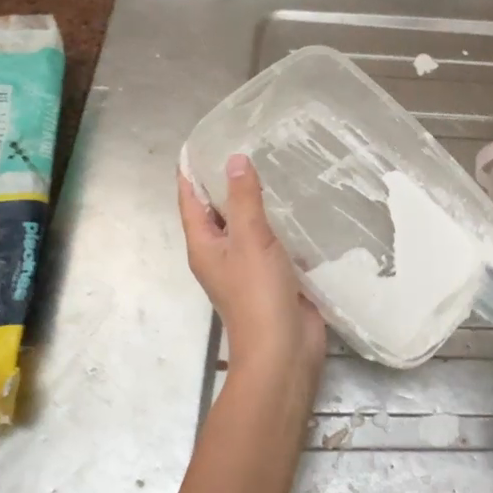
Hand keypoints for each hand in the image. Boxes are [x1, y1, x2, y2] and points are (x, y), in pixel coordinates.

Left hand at [178, 154, 325, 379]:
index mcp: (204, 246)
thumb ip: (244, 199)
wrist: (283, 350)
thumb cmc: (257, 294)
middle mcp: (221, 254)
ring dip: (259, 202)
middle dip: (228, 182)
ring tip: (276, 168)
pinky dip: (282, 223)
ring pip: (249, 225)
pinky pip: (274, 241)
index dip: (192, 172)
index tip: (201, 142)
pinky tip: (301, 206)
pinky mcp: (275, 276)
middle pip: (219, 211)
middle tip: (248, 145)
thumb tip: (235, 159)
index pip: (191, 200)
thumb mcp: (249, 240)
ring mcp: (248, 266)